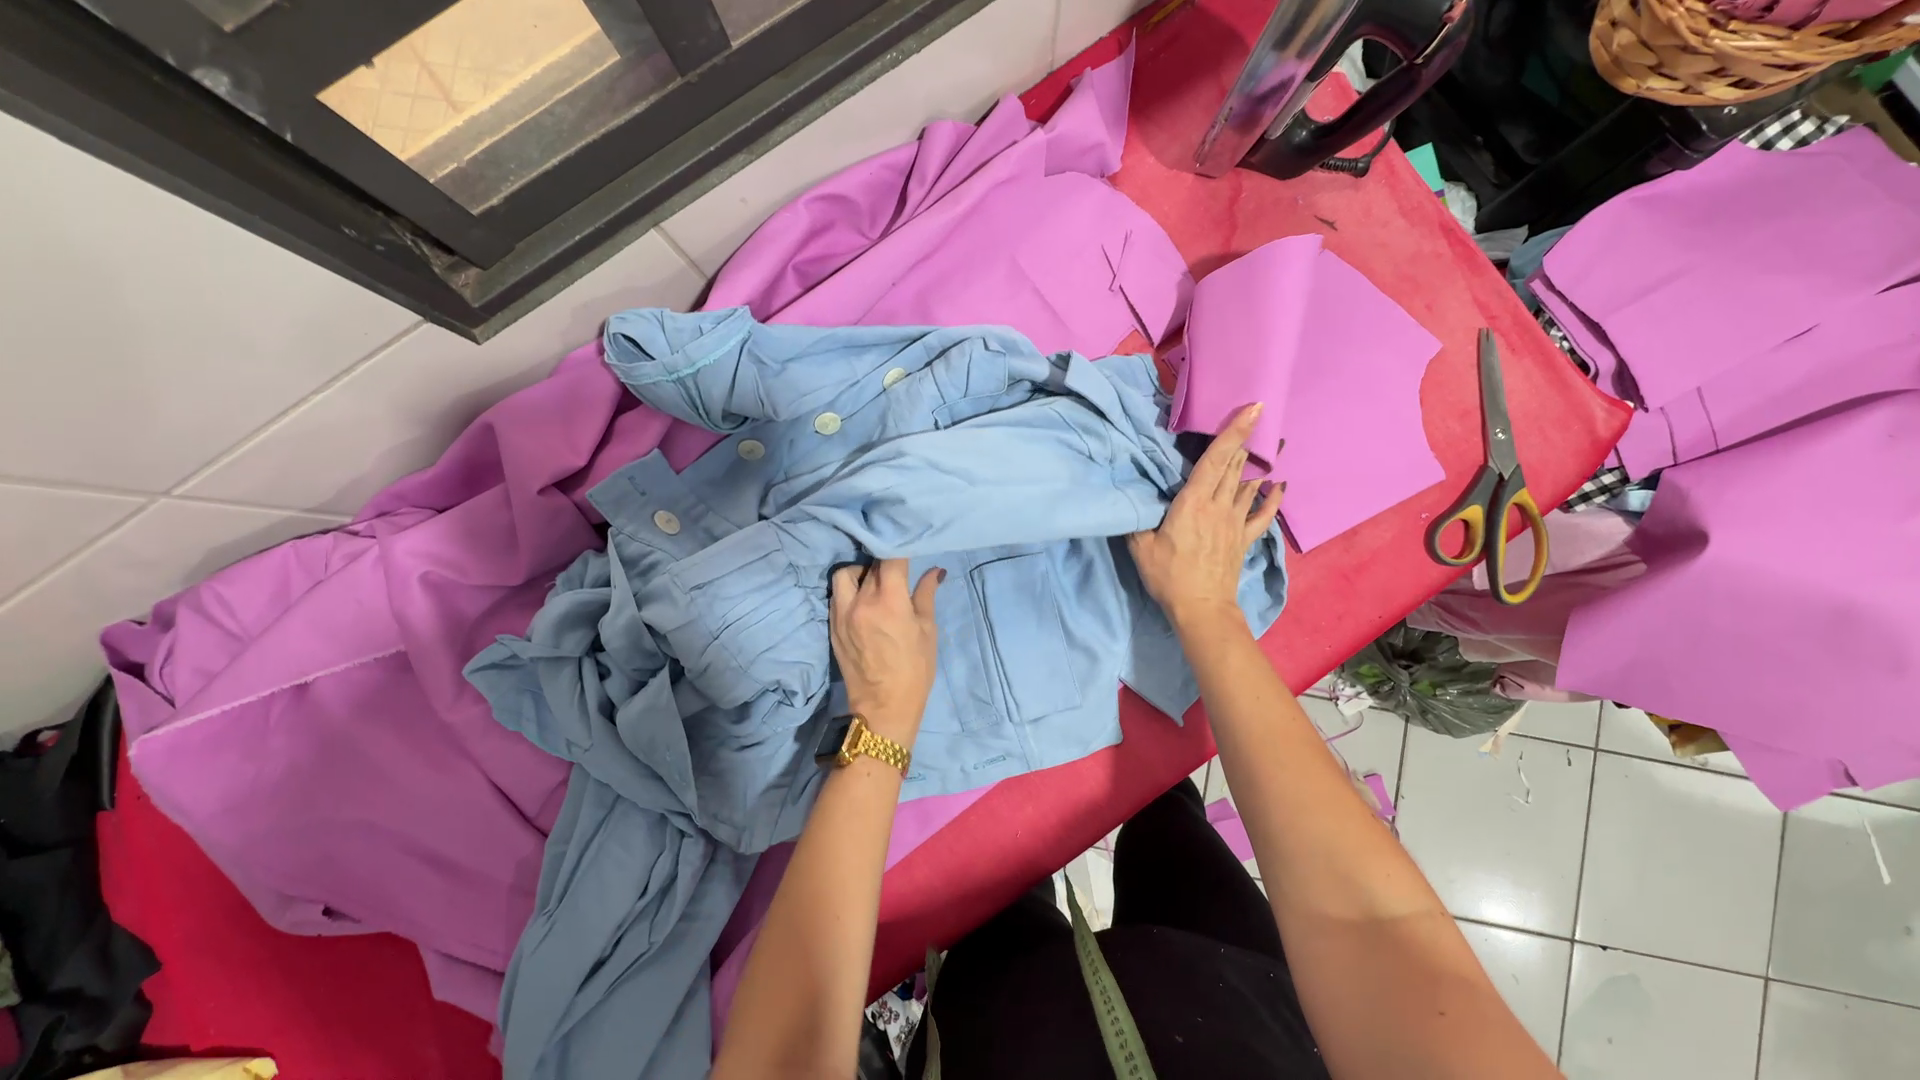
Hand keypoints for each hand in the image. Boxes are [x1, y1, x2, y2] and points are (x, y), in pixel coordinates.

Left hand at [829, 559, 943, 745]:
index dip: (899, 546)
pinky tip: (862, 598)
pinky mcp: (832, 626)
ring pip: (844, 575)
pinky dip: (849, 590)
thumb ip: (925, 595)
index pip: (890, 557)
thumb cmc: (914, 670)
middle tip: (896, 565)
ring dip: (859, 572)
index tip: (907, 542)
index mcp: (889, 601)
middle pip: (868, 564)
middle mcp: (860, 602)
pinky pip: (836, 595)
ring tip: (873, 582)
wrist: (884, 706)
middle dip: (883, 560)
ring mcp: (841, 613)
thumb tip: (935, 571)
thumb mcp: (927, 630)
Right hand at [1128, 403, 1283, 632]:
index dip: (1234, 431)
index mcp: (1193, 502)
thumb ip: (1137, 518)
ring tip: (1271, 443)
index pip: (1216, 459)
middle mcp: (1218, 506)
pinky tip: (1280, 485)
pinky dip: (1272, 498)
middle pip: (1235, 465)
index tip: (1253, 408)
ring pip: (1249, 484)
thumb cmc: (1168, 576)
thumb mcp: (1141, 546)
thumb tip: (1129, 496)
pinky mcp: (1243, 539)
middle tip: (1257, 416)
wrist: (1201, 609)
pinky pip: (1262, 514)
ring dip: (1258, 462)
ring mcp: (1235, 522)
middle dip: (1246, 439)